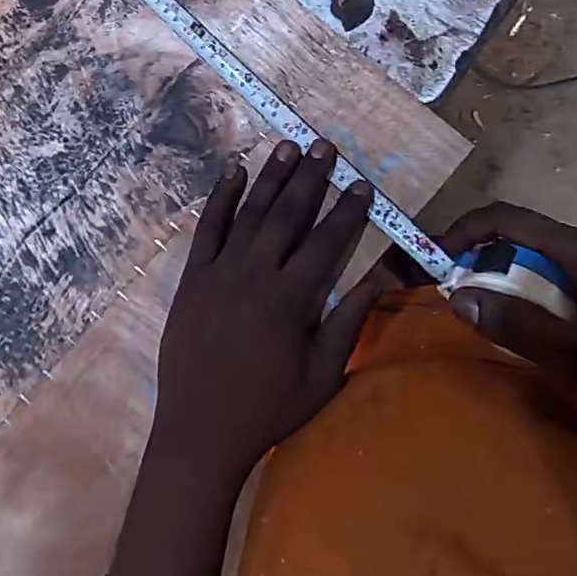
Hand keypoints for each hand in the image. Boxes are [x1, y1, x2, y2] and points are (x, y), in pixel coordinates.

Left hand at [149, 138, 380, 475]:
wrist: (201, 429)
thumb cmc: (269, 406)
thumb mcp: (322, 373)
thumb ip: (350, 320)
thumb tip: (383, 277)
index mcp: (292, 298)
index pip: (327, 241)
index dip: (347, 211)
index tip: (361, 184)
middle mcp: (256, 272)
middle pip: (289, 215)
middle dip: (310, 178)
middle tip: (324, 146)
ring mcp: (220, 269)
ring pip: (251, 212)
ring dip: (271, 177)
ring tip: (288, 147)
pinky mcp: (193, 274)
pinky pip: (208, 227)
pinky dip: (221, 197)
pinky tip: (234, 172)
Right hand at [443, 201, 576, 446]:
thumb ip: (515, 325)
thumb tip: (456, 298)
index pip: (506, 218)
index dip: (463, 231)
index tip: (437, 260)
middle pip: (525, 237)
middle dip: (487, 263)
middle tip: (471, 304)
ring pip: (548, 260)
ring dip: (517, 283)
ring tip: (509, 325)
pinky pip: (573, 278)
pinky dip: (546, 295)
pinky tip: (556, 334)